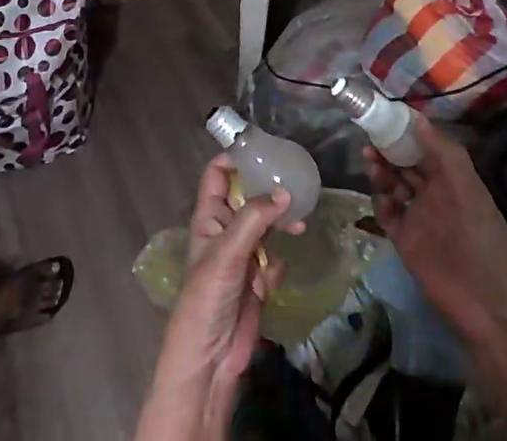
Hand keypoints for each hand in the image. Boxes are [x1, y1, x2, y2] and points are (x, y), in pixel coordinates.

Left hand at [139, 154, 301, 437]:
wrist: (210, 359)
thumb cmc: (207, 298)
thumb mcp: (227, 252)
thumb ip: (254, 218)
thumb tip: (284, 192)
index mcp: (208, 217)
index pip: (218, 175)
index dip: (235, 158)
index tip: (264, 147)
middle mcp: (225, 230)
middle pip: (247, 196)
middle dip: (268, 187)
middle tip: (296, 177)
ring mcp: (242, 255)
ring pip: (265, 224)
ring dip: (281, 220)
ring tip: (300, 220)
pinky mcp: (257, 279)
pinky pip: (274, 257)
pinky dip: (280, 258)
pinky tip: (280, 268)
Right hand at [366, 116, 506, 339]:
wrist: (487, 303)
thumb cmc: (480, 237)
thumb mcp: (465, 186)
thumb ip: (441, 150)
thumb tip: (416, 115)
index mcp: (452, 176)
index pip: (424, 145)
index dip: (405, 130)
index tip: (383, 115)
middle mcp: (435, 192)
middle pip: (405, 163)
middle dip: (388, 149)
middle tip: (369, 139)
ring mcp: (419, 216)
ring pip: (393, 185)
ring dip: (382, 172)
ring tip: (371, 163)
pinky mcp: (405, 239)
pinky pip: (387, 213)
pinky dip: (380, 202)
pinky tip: (382, 198)